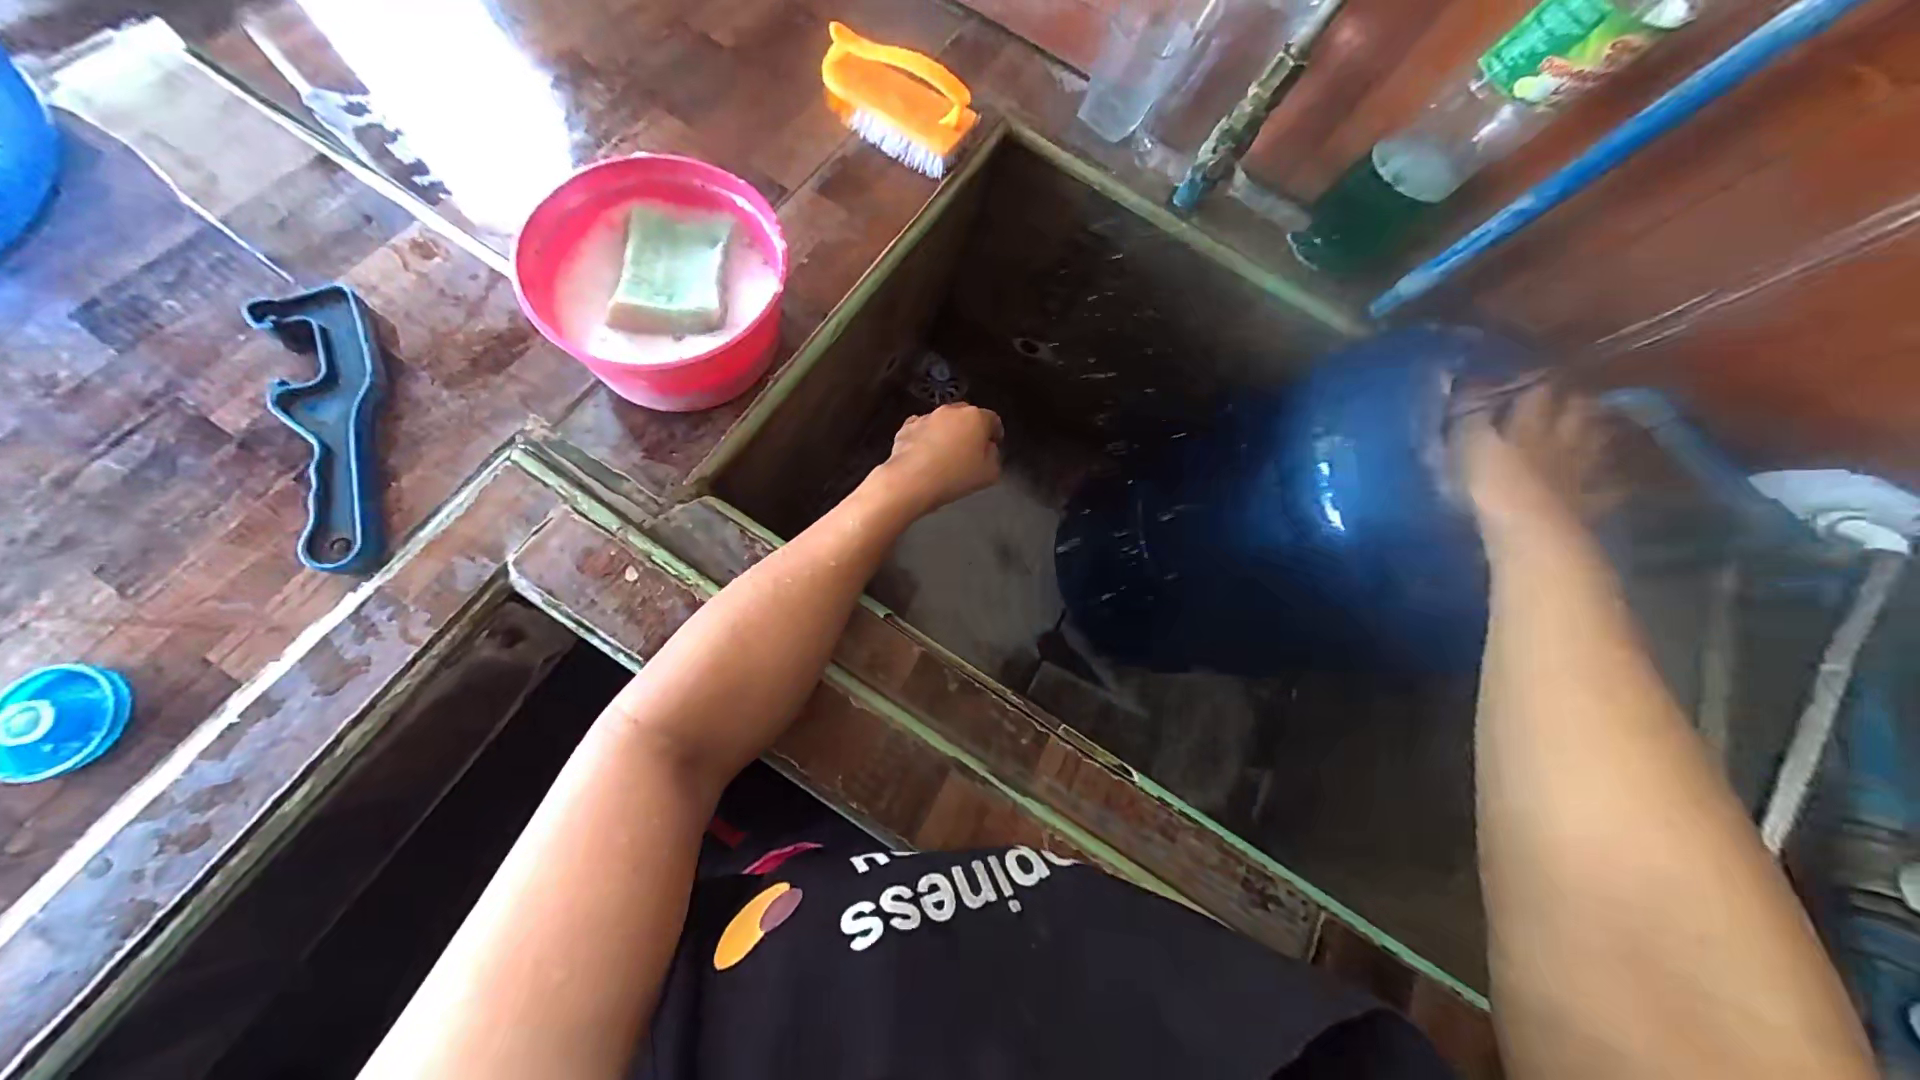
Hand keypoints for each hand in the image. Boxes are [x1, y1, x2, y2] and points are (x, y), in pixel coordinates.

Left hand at [869, 404, 1002, 516]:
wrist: (912, 480)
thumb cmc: (955, 476)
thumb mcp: (990, 473)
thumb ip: (994, 456)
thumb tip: (988, 449)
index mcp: (976, 418)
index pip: (992, 420)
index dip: (995, 433)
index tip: (993, 445)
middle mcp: (951, 411)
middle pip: (966, 417)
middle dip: (970, 430)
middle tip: (969, 451)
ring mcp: (927, 417)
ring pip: (942, 422)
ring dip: (946, 434)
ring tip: (944, 456)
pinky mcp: (906, 427)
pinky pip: (921, 431)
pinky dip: (925, 439)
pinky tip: (924, 456)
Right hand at [1454, 384, 1614, 547]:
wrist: (1530, 527)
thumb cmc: (1492, 483)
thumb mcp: (1470, 446)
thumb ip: (1471, 420)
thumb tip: (1467, 388)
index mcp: (1529, 426)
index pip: (1537, 395)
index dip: (1537, 384)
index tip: (1534, 377)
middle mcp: (1562, 441)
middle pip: (1576, 414)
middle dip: (1576, 402)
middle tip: (1576, 395)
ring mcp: (1581, 470)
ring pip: (1596, 442)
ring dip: (1598, 433)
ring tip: (1598, 427)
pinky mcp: (1591, 500)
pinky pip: (1608, 486)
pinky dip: (1612, 481)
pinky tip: (1615, 479)